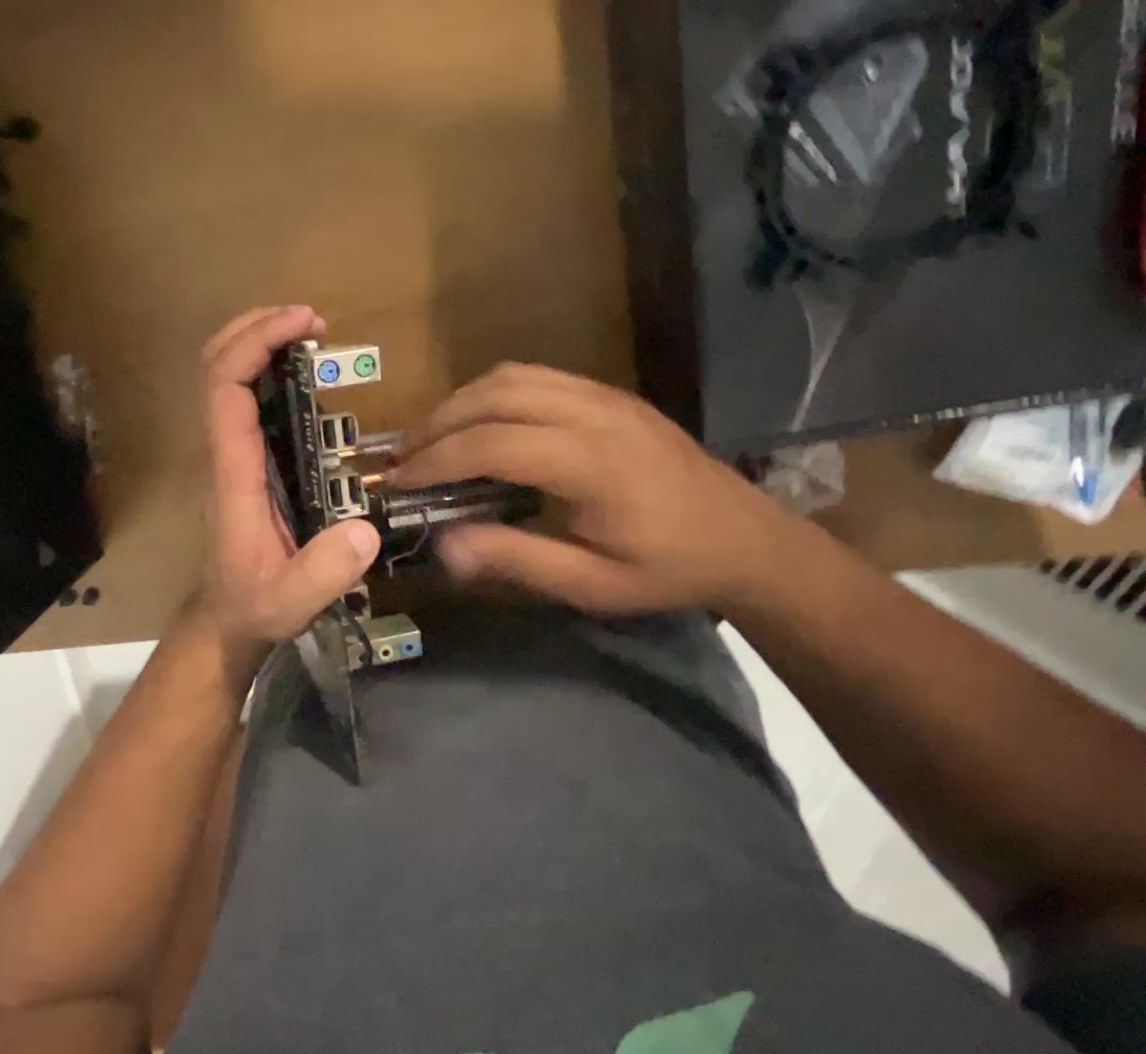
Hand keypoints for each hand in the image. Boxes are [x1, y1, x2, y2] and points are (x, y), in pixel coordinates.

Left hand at [202, 306, 381, 646]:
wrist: (226, 621)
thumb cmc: (254, 606)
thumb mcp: (291, 600)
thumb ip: (323, 571)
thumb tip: (364, 530)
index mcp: (231, 472)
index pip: (225, 387)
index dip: (256, 343)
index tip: (304, 324)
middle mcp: (223, 452)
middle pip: (214, 366)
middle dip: (254, 328)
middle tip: (309, 320)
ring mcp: (229, 455)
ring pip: (223, 378)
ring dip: (257, 343)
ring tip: (310, 335)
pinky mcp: (242, 464)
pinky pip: (242, 401)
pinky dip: (265, 371)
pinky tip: (304, 375)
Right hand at [391, 362, 799, 612]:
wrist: (745, 539)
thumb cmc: (665, 570)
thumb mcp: (590, 583)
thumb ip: (515, 559)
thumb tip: (443, 543)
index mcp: (592, 463)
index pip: (492, 443)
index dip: (436, 460)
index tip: (399, 483)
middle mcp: (596, 414)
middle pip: (495, 395)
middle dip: (438, 424)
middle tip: (404, 459)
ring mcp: (606, 397)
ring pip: (513, 377)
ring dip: (462, 403)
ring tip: (432, 440)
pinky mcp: (611, 395)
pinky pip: (537, 377)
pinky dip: (493, 395)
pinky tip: (479, 425)